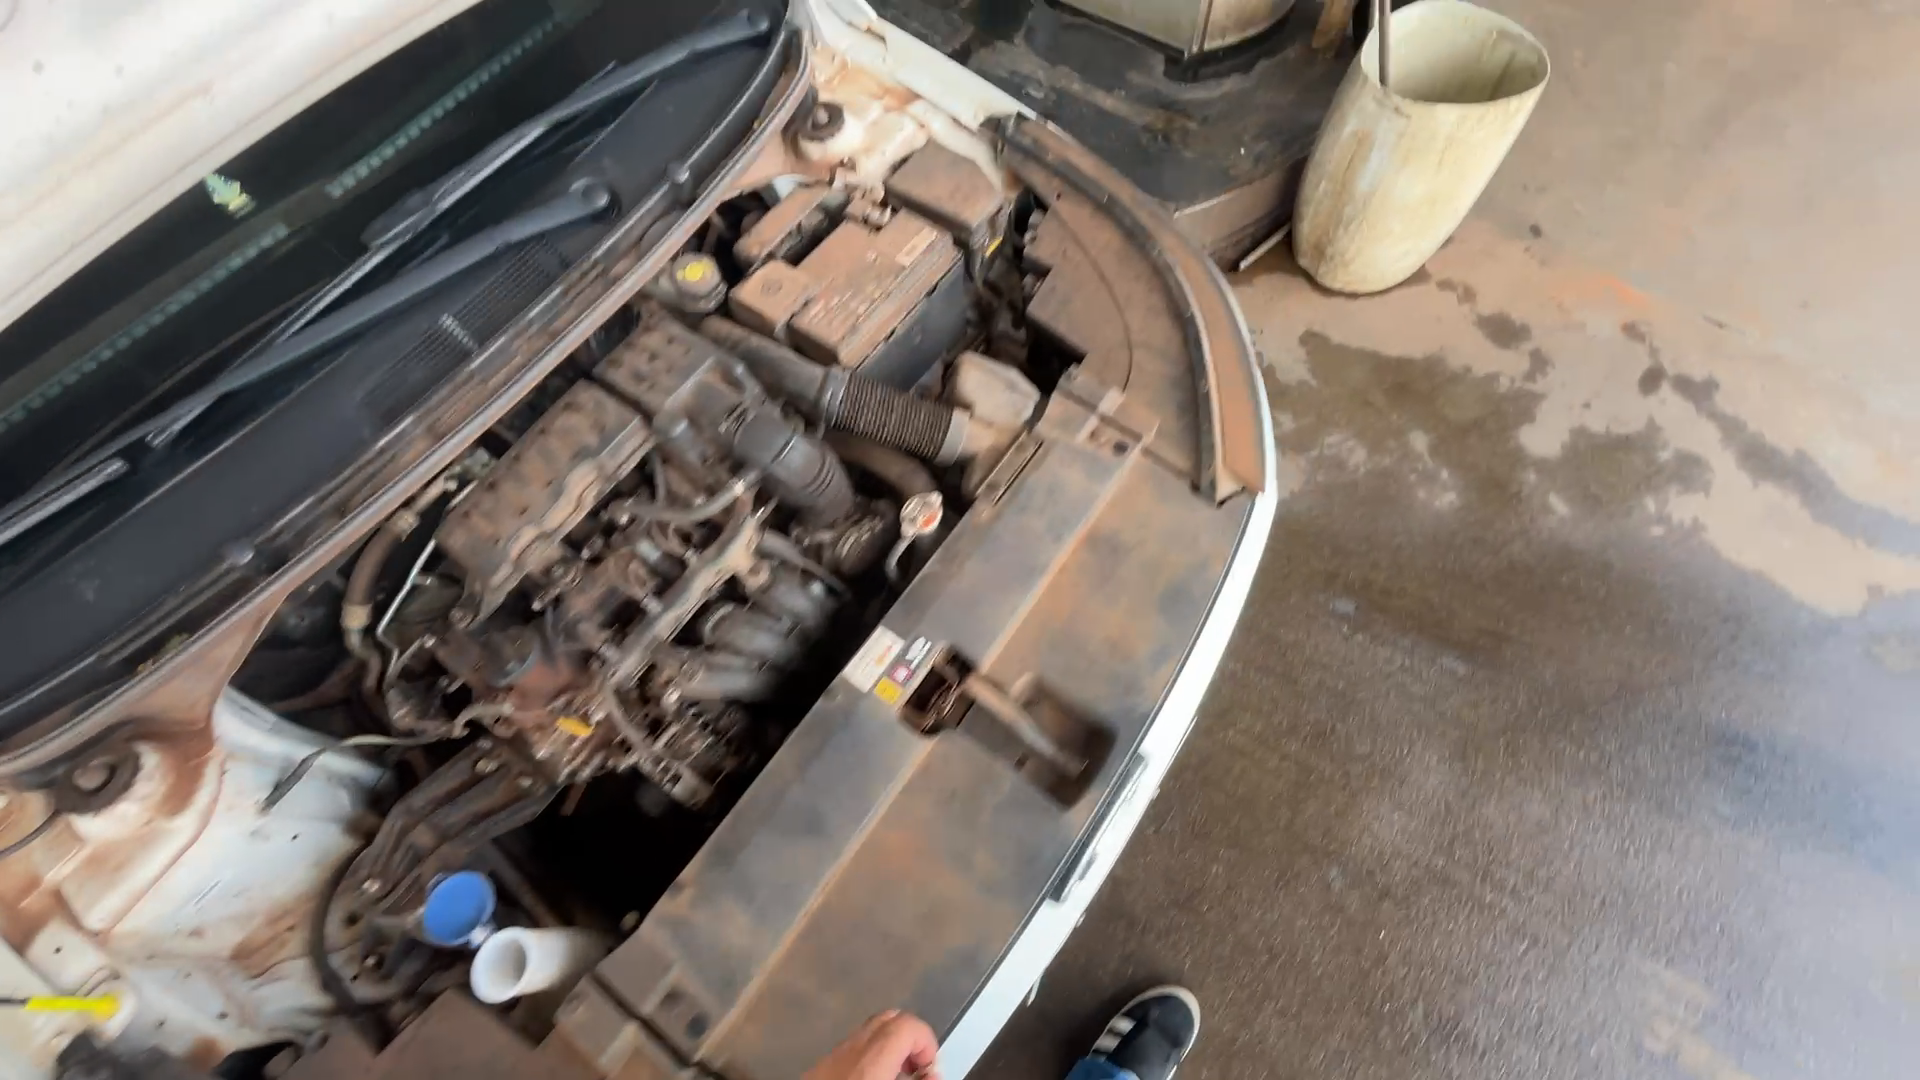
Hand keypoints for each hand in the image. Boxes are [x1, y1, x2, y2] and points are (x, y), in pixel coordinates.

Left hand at [802, 1010, 940, 1079]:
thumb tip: (933, 1075)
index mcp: (872, 1062)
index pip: (907, 1025)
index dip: (927, 1042)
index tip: (930, 1071)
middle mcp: (849, 1052)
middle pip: (888, 1019)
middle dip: (910, 1039)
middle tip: (917, 1071)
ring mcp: (829, 1059)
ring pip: (868, 1032)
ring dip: (889, 1048)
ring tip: (897, 1078)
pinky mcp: (817, 1071)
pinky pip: (850, 1050)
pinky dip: (868, 1058)